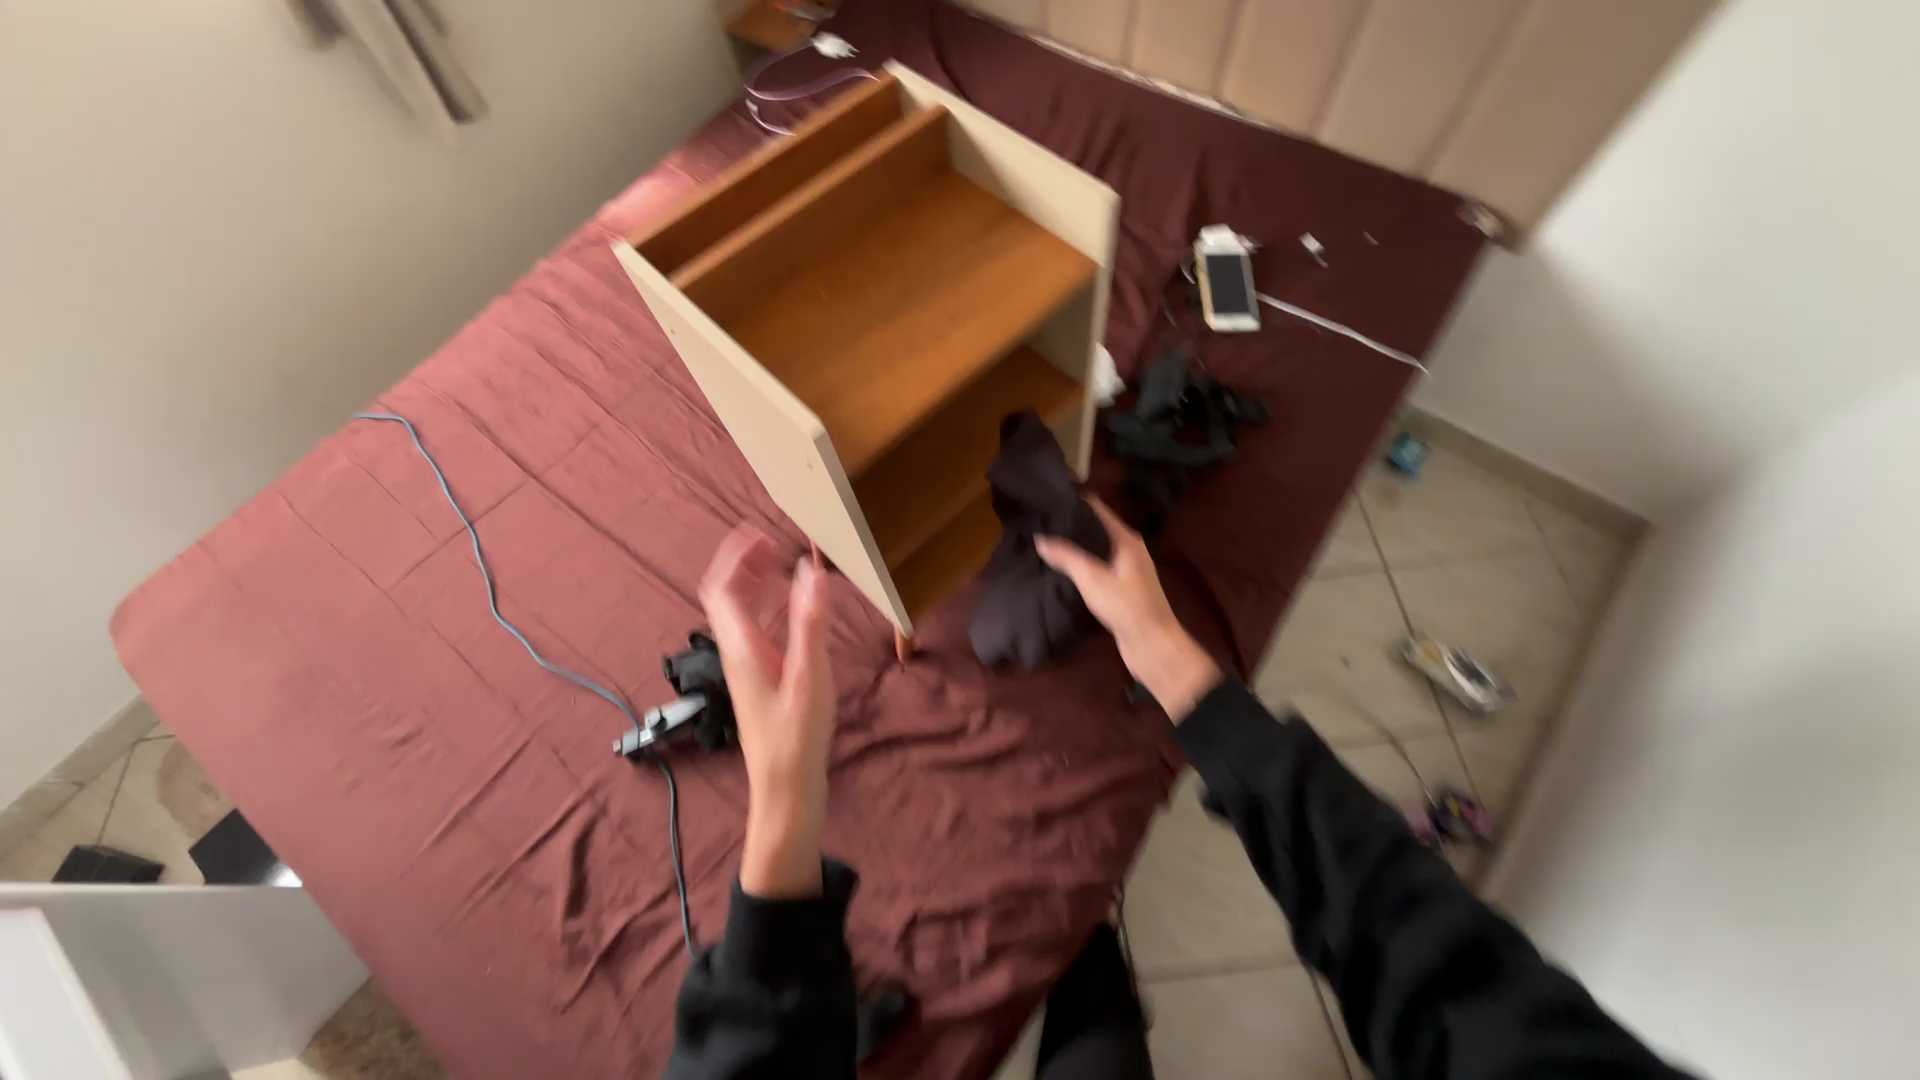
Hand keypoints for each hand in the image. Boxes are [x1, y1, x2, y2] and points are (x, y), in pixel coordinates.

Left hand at [699, 528, 834, 896]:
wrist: (785, 786)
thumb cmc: (796, 735)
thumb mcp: (809, 676)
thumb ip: (811, 623)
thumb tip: (812, 572)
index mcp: (743, 647)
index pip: (724, 589)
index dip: (735, 556)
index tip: (757, 531)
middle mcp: (737, 653)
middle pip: (726, 598)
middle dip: (743, 564)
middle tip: (770, 542)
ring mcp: (746, 667)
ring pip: (739, 614)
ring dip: (754, 584)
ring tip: (778, 564)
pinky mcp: (759, 680)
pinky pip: (756, 631)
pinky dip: (768, 608)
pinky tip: (789, 610)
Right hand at [1036, 498, 1220, 722]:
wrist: (1152, 644)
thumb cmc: (1125, 606)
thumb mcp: (1092, 577)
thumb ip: (1066, 556)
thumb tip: (1040, 538)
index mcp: (1126, 539)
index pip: (1097, 509)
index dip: (1074, 502)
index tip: (1047, 499)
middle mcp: (1128, 548)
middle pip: (1096, 528)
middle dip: (1071, 525)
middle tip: (1040, 521)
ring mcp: (1127, 568)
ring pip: (1096, 549)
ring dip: (1075, 546)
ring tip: (1045, 542)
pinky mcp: (1123, 587)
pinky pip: (1098, 567)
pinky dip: (1081, 564)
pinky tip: (1062, 569)